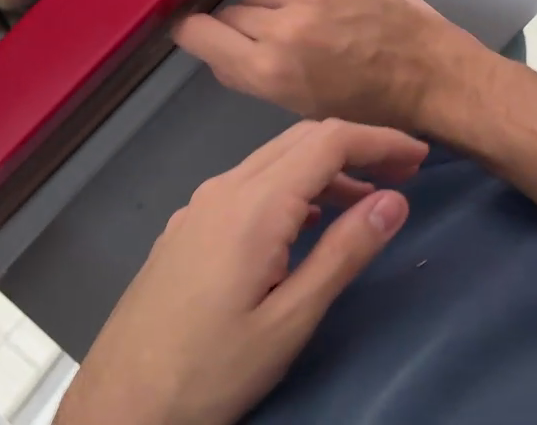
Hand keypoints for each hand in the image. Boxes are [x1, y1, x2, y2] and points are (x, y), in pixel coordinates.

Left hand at [56, 119, 427, 424]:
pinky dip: (293, 184)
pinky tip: (308, 221)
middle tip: (404, 173)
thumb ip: (344, 253)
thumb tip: (395, 200)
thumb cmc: (209, 372)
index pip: (329, 141)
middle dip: (358, 146)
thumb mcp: (289, 321)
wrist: (115, 411)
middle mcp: (225, 189)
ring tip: (367, 199)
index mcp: (254, 204)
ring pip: (275, 158)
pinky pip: (252, 182)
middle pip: (303, 139)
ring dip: (326, 166)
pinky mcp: (188, 227)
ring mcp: (200, 206)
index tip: (421, 157)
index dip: (380, 140)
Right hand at [173, 0, 488, 129]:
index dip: (193, 32)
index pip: (200, 34)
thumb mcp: (296, 105)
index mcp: (268, 70)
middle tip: (266, 35)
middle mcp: (281, 26)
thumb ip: (250, 75)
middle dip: (239, 24)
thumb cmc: (364, 103)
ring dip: (267, 2)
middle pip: (230, 12)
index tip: (194, 29)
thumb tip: (217, 49)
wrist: (425, 71)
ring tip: (295, 16)